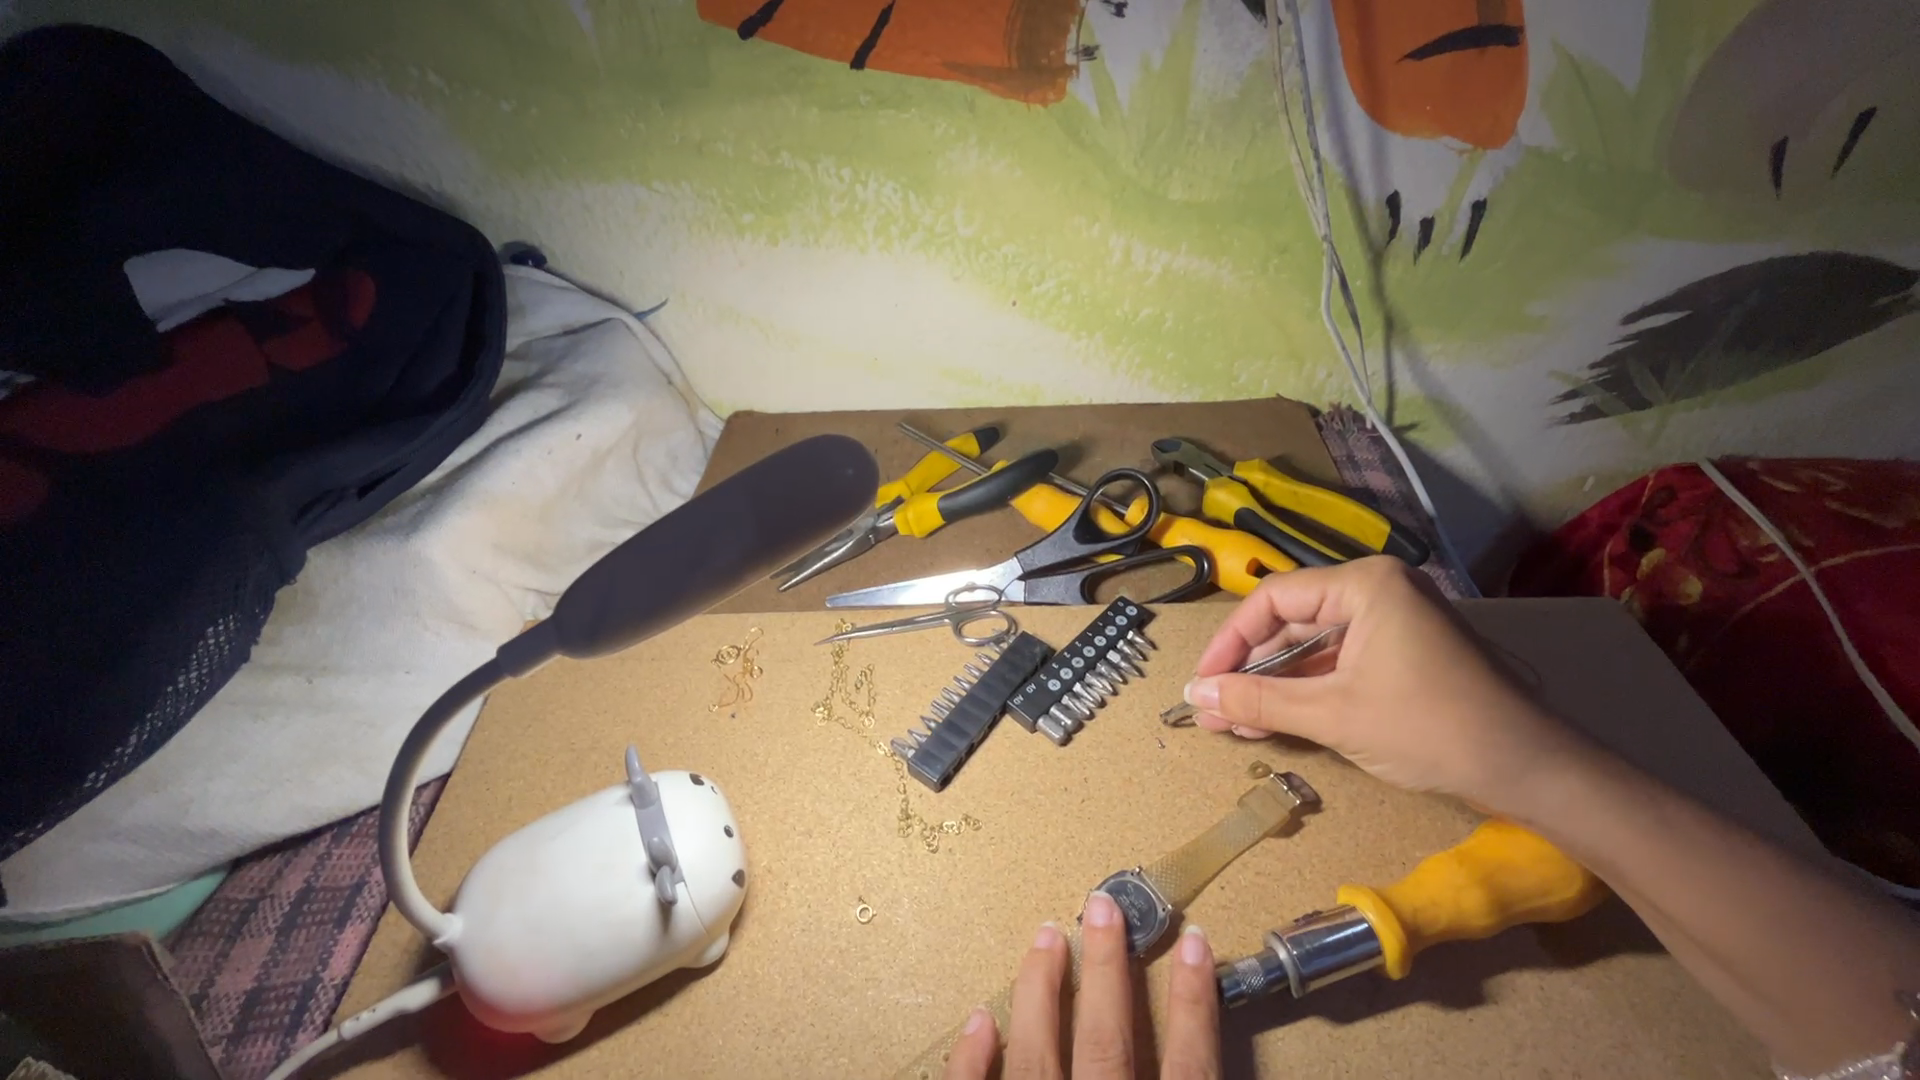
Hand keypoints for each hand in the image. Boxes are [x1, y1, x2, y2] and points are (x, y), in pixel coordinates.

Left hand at [942, 891, 1220, 1079]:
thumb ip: (1186, 1078)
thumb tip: (1200, 1062)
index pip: (1190, 1066)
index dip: (1193, 1001)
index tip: (1195, 942)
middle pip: (1107, 1042)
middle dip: (1106, 969)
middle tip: (1101, 905)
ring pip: (1039, 1055)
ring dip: (1042, 992)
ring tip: (1046, 936)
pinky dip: (974, 1060)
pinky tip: (980, 1021)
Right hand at [1181, 557, 1584, 814]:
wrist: (1534, 773)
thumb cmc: (1430, 729)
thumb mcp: (1333, 715)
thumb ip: (1258, 702)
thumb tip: (1195, 697)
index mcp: (1364, 585)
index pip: (1272, 600)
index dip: (1229, 643)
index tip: (1202, 684)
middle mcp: (1375, 591)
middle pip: (1289, 623)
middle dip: (1248, 671)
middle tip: (1213, 711)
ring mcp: (1391, 622)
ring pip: (1309, 648)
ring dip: (1271, 687)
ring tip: (1233, 725)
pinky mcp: (1400, 654)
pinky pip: (1336, 664)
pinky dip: (1304, 692)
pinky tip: (1271, 723)